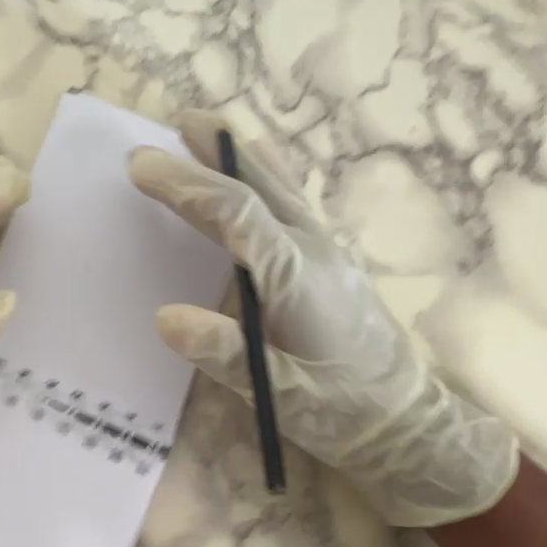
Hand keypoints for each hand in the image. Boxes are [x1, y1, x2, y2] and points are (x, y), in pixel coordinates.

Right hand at [128, 115, 518, 526]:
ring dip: (237, 154)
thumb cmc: (341, 413)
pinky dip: (267, 171)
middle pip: (256, 188)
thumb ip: (226, 355)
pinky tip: (260, 159)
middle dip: (207, 157)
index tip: (141, 165)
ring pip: (279, 186)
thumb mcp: (281, 397)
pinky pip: (293, 200)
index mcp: (296, 278)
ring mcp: (326, 250)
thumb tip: (165, 317)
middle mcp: (314, 250)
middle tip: (163, 128)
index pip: (236, 216)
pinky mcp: (330, 259)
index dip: (187, 186)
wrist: (405, 421)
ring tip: (202, 125)